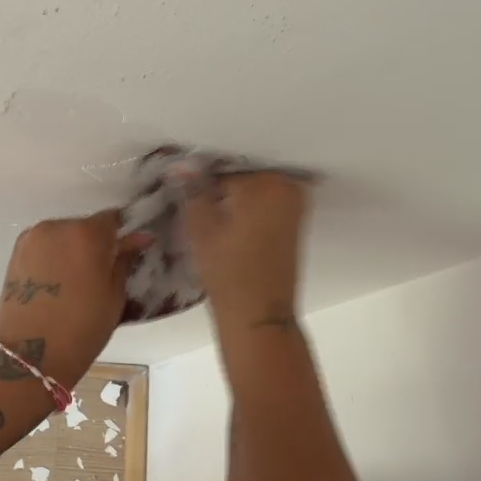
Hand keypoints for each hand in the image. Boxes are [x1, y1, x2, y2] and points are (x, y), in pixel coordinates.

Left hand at [0, 210, 146, 385]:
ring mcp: (32, 238)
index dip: (123, 234)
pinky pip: (45, 246)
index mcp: (87, 233)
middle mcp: (57, 226)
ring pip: (64, 235)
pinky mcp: (16, 252)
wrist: (29, 355)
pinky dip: (55, 257)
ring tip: (79, 281)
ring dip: (74, 250)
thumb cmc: (82, 328)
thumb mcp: (114, 295)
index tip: (129, 252)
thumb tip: (139, 238)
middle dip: (97, 243)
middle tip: (104, 273)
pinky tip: (59, 283)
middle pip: (86, 226)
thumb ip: (125, 260)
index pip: (113, 219)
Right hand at [182, 172, 309, 330]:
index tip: (191, 200)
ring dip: (236, 198)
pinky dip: (251, 208)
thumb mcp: (200, 228)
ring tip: (219, 222)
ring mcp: (296, 202)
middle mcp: (287, 185)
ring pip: (254, 188)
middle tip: (204, 211)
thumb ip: (192, 191)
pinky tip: (235, 229)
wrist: (259, 313)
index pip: (222, 170)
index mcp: (264, 182)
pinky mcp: (298, 219)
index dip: (201, 185)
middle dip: (222, 189)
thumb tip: (183, 166)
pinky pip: (267, 201)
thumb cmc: (227, 272)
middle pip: (242, 175)